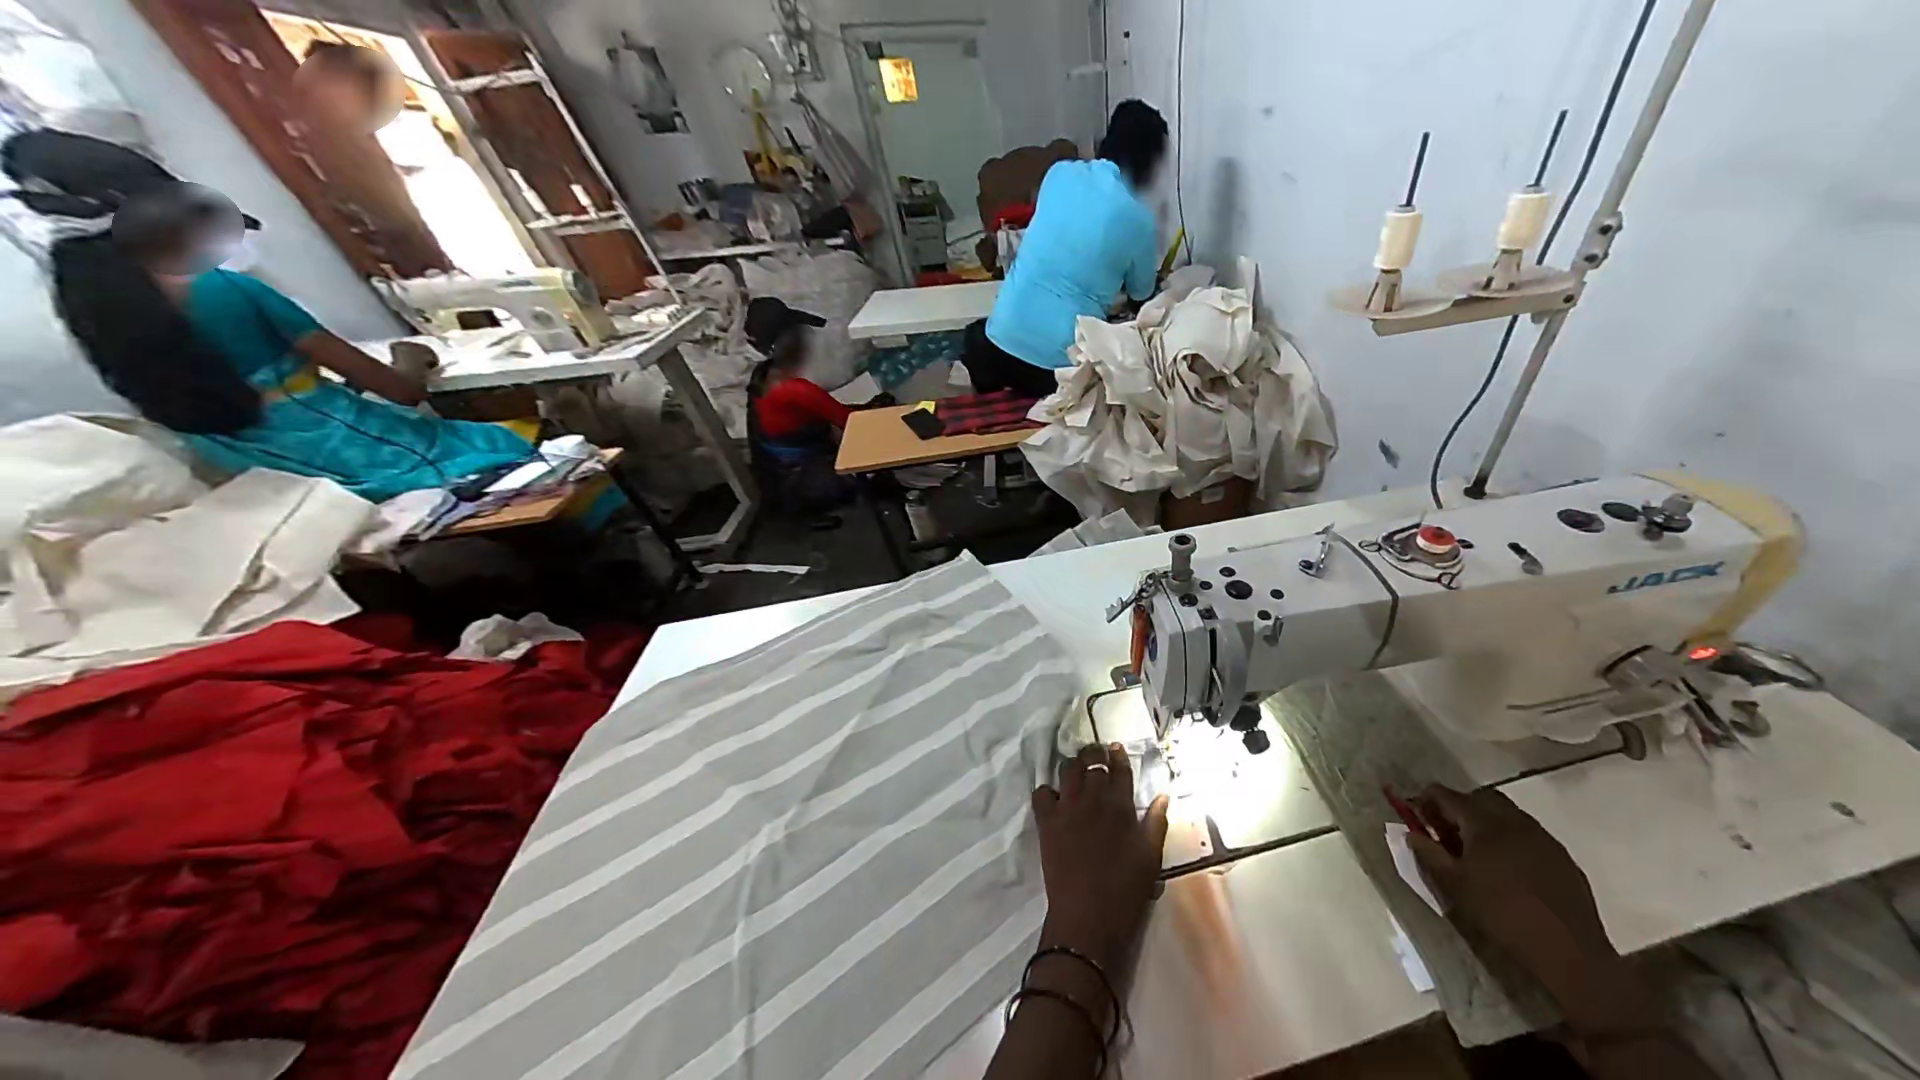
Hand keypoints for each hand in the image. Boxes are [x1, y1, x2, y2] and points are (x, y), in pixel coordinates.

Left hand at [1031, 743, 1169, 971]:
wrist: (1088, 915)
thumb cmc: (1126, 890)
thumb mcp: (1151, 857)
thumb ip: (1157, 823)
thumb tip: (1163, 797)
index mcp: (1121, 807)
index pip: (1119, 770)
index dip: (1117, 755)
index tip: (1114, 747)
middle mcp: (1093, 799)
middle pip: (1091, 762)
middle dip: (1093, 755)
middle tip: (1094, 756)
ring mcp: (1067, 807)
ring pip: (1067, 770)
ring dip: (1072, 767)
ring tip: (1075, 772)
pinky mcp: (1046, 821)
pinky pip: (1041, 793)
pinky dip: (1047, 792)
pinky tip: (1054, 800)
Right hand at [1408, 784, 1648, 1033]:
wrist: (1569, 953)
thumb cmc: (1501, 913)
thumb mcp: (1453, 884)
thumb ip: (1428, 853)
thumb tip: (1411, 833)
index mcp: (1485, 822)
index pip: (1445, 794)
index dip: (1425, 801)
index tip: (1417, 818)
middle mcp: (1516, 821)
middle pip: (1480, 797)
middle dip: (1458, 807)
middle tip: (1445, 832)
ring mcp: (1544, 838)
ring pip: (1507, 814)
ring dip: (1485, 822)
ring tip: (1476, 851)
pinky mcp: (1563, 858)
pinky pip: (1529, 835)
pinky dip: (1510, 839)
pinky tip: (1507, 868)